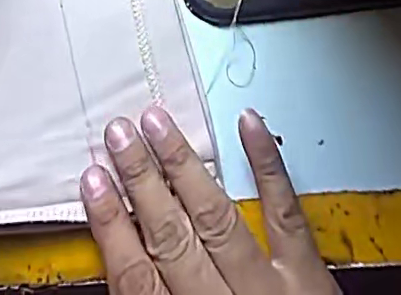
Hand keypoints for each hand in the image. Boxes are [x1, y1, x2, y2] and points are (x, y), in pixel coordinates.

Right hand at [81, 106, 337, 294]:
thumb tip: (128, 263)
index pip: (138, 279)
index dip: (112, 226)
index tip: (93, 181)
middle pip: (173, 237)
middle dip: (142, 180)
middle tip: (118, 133)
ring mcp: (269, 284)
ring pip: (217, 216)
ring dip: (184, 165)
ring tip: (158, 123)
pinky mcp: (306, 269)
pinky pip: (284, 208)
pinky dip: (265, 162)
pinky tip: (248, 123)